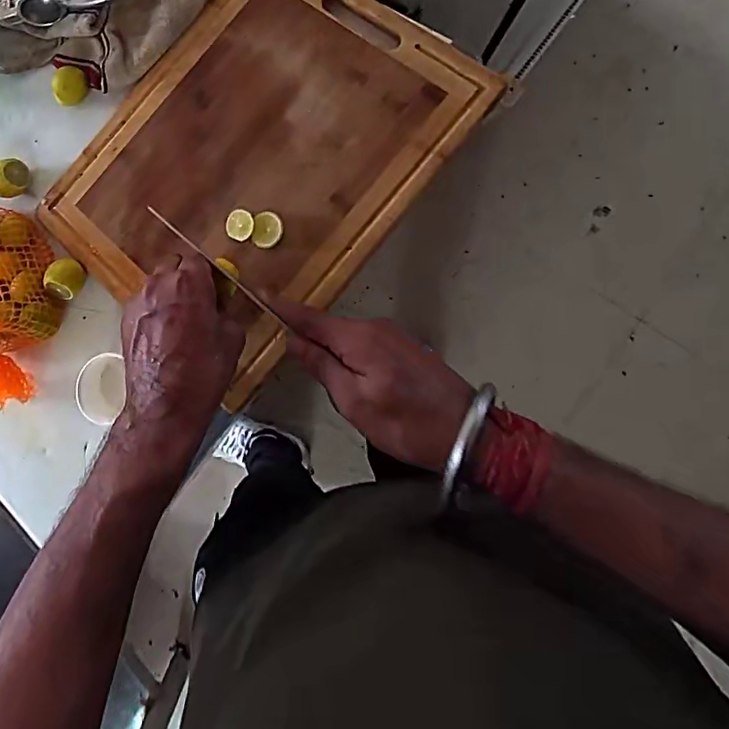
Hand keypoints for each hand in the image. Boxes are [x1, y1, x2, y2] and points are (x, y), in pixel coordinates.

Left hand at [119, 256, 245, 445]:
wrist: (163, 408)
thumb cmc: (202, 375)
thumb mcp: (232, 340)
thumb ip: (226, 311)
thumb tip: (219, 307)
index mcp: (188, 284)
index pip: (198, 259)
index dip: (209, 274)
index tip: (217, 289)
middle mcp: (159, 286)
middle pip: (174, 265)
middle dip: (187, 277)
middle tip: (200, 300)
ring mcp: (137, 302)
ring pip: (156, 283)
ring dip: (169, 292)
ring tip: (181, 318)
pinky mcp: (125, 320)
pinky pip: (144, 303)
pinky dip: (154, 310)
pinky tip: (164, 334)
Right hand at [273, 299, 475, 470]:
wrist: (468, 434)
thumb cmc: (407, 424)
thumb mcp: (354, 402)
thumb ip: (322, 367)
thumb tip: (293, 341)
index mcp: (359, 338)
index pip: (310, 318)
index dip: (283, 308)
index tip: (260, 295)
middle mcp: (376, 328)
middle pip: (329, 327)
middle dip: (308, 338)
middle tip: (289, 358)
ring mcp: (394, 336)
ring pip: (348, 337)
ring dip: (332, 351)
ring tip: (327, 381)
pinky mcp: (406, 347)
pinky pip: (366, 343)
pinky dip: (351, 354)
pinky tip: (354, 378)